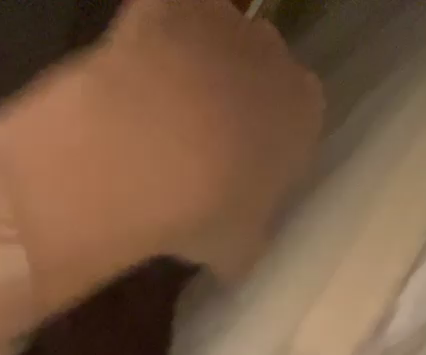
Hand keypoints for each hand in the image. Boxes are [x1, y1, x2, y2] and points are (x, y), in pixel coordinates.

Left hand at [83, 0, 324, 274]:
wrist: (147, 157)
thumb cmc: (206, 212)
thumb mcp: (236, 251)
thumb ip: (243, 247)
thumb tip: (235, 258)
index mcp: (303, 115)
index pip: (289, 128)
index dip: (255, 154)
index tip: (224, 184)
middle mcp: (275, 56)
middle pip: (252, 78)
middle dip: (223, 108)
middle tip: (181, 155)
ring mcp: (221, 23)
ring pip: (208, 42)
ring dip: (184, 73)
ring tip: (142, 121)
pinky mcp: (167, 3)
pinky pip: (162, 11)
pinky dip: (146, 34)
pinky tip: (122, 74)